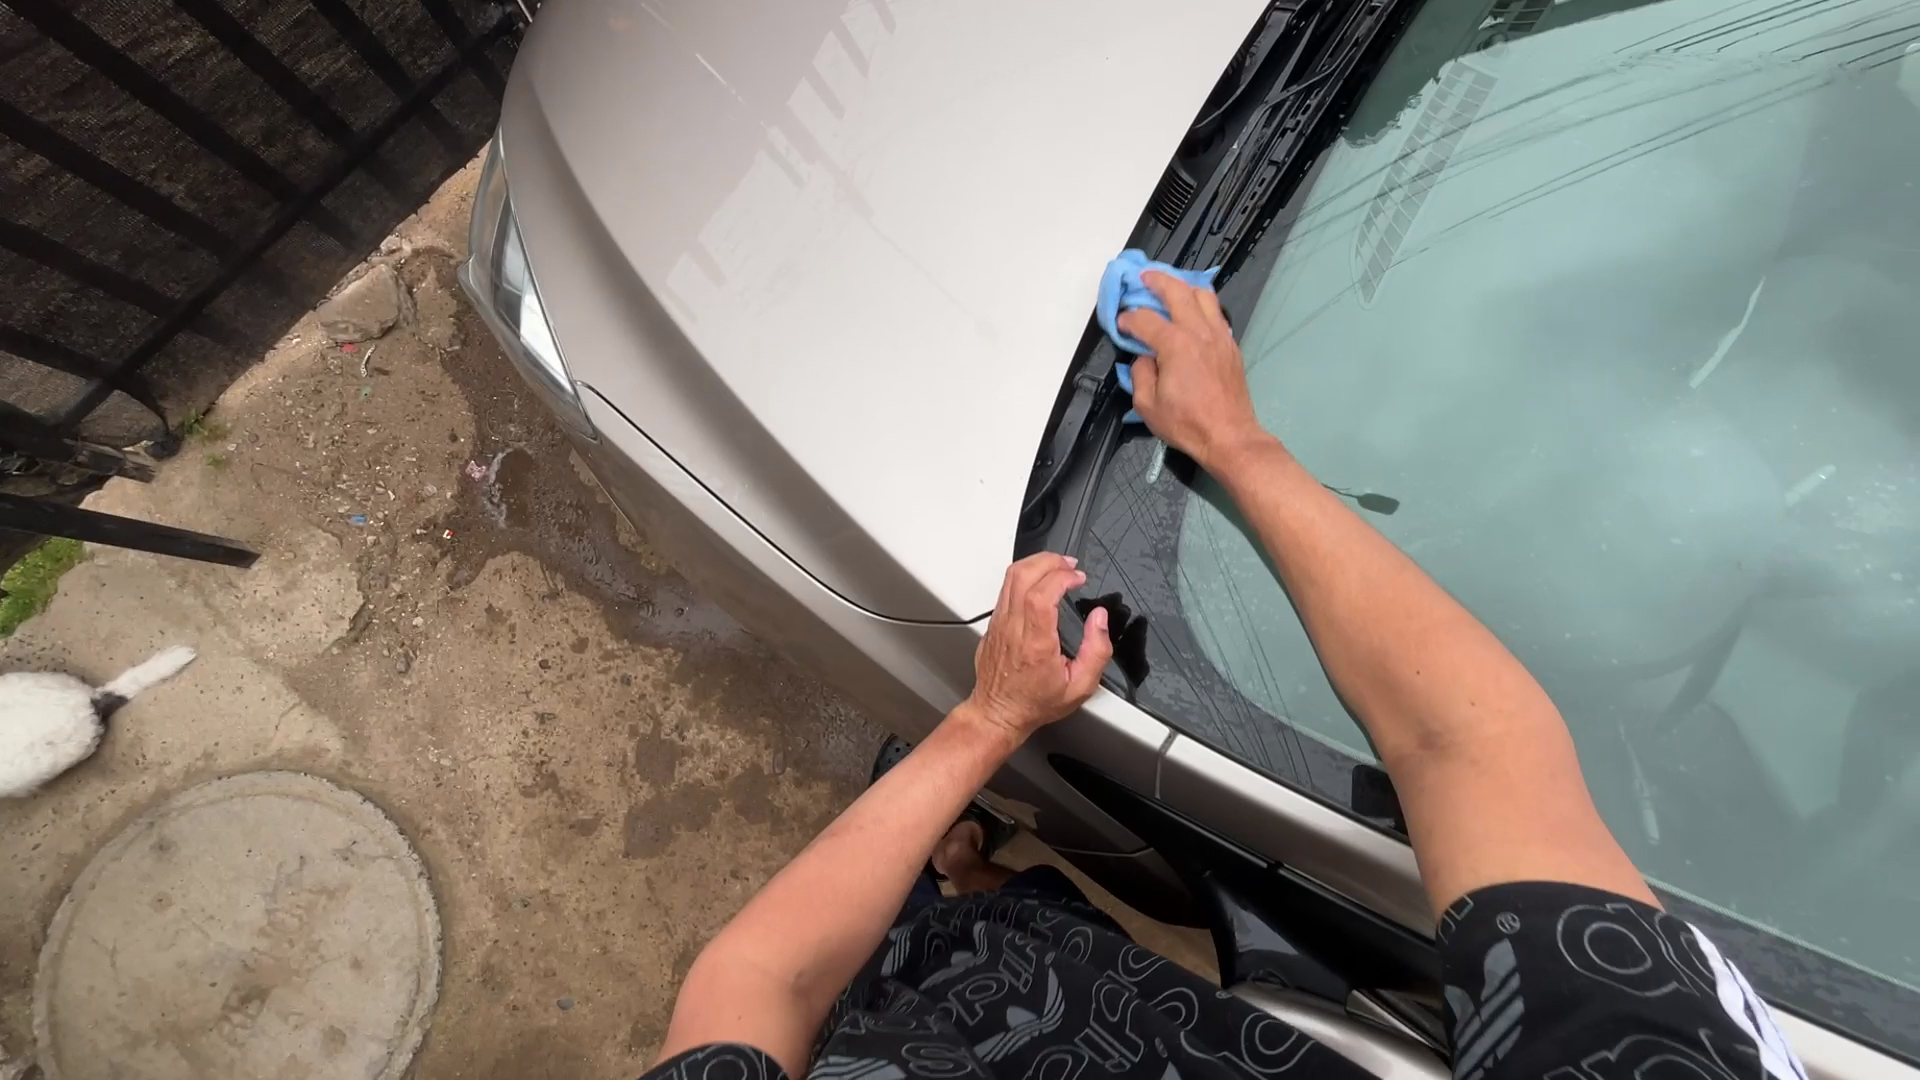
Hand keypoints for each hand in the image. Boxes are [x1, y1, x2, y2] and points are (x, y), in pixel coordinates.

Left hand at [962, 553, 1113, 741]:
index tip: (1077, 577)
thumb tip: (1100, 619)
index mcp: (1035, 643)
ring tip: (1058, 567)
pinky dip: (1026, 576)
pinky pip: (1006, 589)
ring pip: (1010, 577)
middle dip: (1049, 560)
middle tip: (1069, 565)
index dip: (1061, 576)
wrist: (998, 713)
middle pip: (1021, 575)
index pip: (1040, 594)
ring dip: (1036, 563)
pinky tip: (1041, 582)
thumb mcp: (1080, 686)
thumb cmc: (1035, 702)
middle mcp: (1013, 628)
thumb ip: (1097, 650)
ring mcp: (999, 623)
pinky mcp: (994, 623)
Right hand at [1116, 271, 1269, 471]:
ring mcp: (1219, 336)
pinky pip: (1216, 313)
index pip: (1145, 320)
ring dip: (1184, 286)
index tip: (1120, 323)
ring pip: (1203, 295)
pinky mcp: (1231, 345)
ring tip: (1171, 288)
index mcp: (1175, 345)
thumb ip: (1140, 374)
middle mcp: (1199, 332)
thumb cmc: (1186, 423)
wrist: (1228, 435)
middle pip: (1178, 292)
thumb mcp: (1147, 405)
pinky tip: (1192, 312)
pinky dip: (1201, 304)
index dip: (1128, 318)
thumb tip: (1144, 358)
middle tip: (1143, 278)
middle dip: (1157, 281)